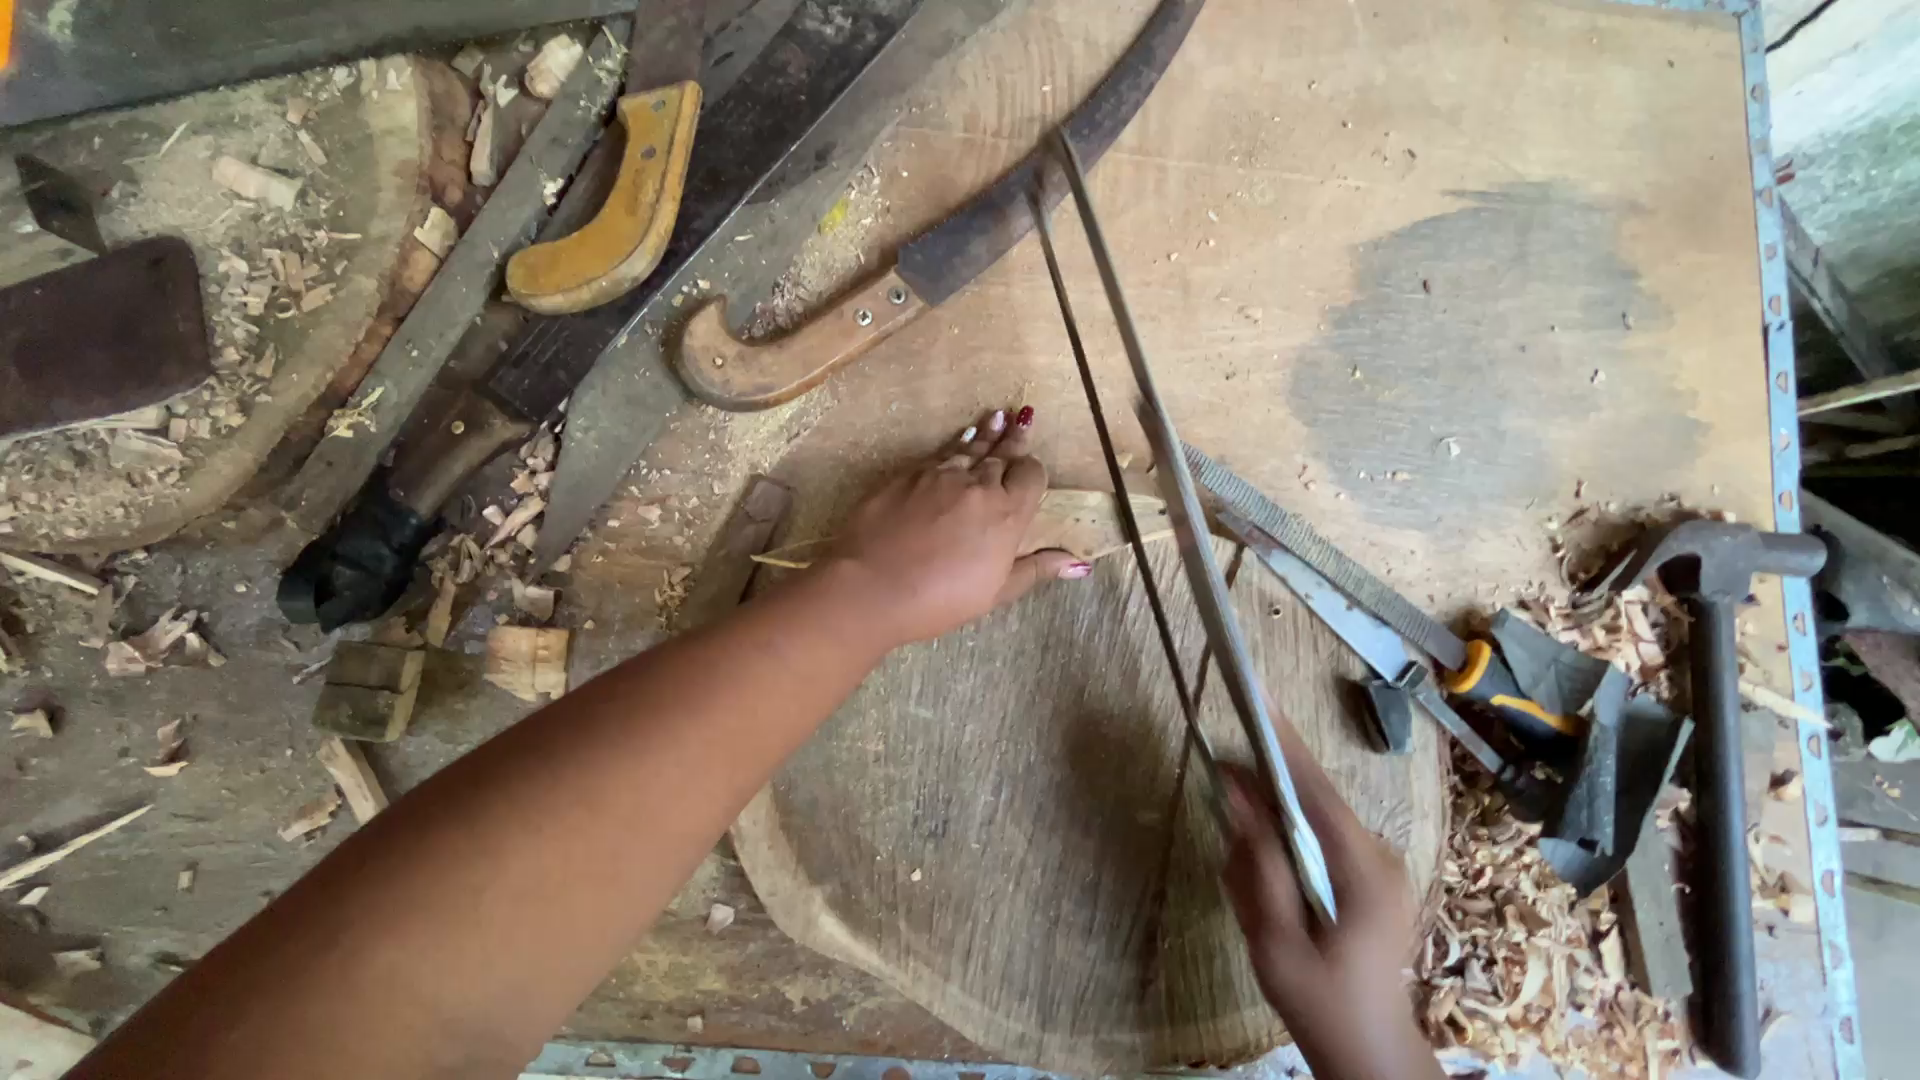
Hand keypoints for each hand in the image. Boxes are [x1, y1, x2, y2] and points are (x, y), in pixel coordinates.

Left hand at [823, 406, 1090, 646]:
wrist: (872, 587)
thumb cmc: (940, 599)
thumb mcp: (997, 592)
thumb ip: (1037, 569)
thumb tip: (1081, 565)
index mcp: (1007, 514)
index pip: (1030, 476)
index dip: (1032, 472)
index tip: (1030, 472)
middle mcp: (978, 485)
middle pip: (1002, 455)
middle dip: (1014, 441)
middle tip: (1024, 419)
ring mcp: (940, 475)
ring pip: (971, 448)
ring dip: (987, 433)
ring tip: (999, 417)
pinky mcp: (907, 475)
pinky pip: (940, 453)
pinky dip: (955, 444)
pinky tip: (960, 438)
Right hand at [1219, 736, 1441, 1078]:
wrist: (1371, 1054)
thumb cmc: (1322, 1003)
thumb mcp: (1276, 938)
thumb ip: (1258, 862)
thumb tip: (1235, 793)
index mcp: (1363, 867)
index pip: (1314, 786)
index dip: (1282, 740)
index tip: (1254, 695)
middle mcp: (1376, 854)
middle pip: (1307, 800)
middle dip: (1259, 805)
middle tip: (1227, 837)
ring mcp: (1375, 864)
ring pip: (1305, 823)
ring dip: (1267, 843)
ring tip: (1255, 902)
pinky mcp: (1365, 874)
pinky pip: (1312, 845)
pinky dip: (1280, 856)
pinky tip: (1270, 901)